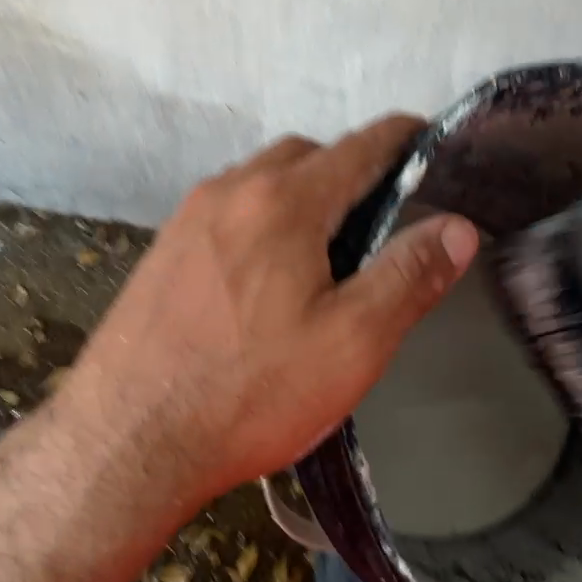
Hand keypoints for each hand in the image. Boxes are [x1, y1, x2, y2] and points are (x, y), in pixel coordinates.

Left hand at [66, 115, 478, 502]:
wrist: (123, 444)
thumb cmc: (249, 391)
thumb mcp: (352, 342)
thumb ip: (409, 276)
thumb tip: (459, 226)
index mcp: (284, 200)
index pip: (360, 146)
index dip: (403, 138)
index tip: (429, 139)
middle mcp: (231, 190)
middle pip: (307, 154)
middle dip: (350, 168)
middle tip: (382, 215)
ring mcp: (188, 217)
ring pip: (261, 179)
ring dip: (303, 191)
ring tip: (329, 246)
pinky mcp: (163, 250)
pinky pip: (228, 208)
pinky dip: (263, 215)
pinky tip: (268, 272)